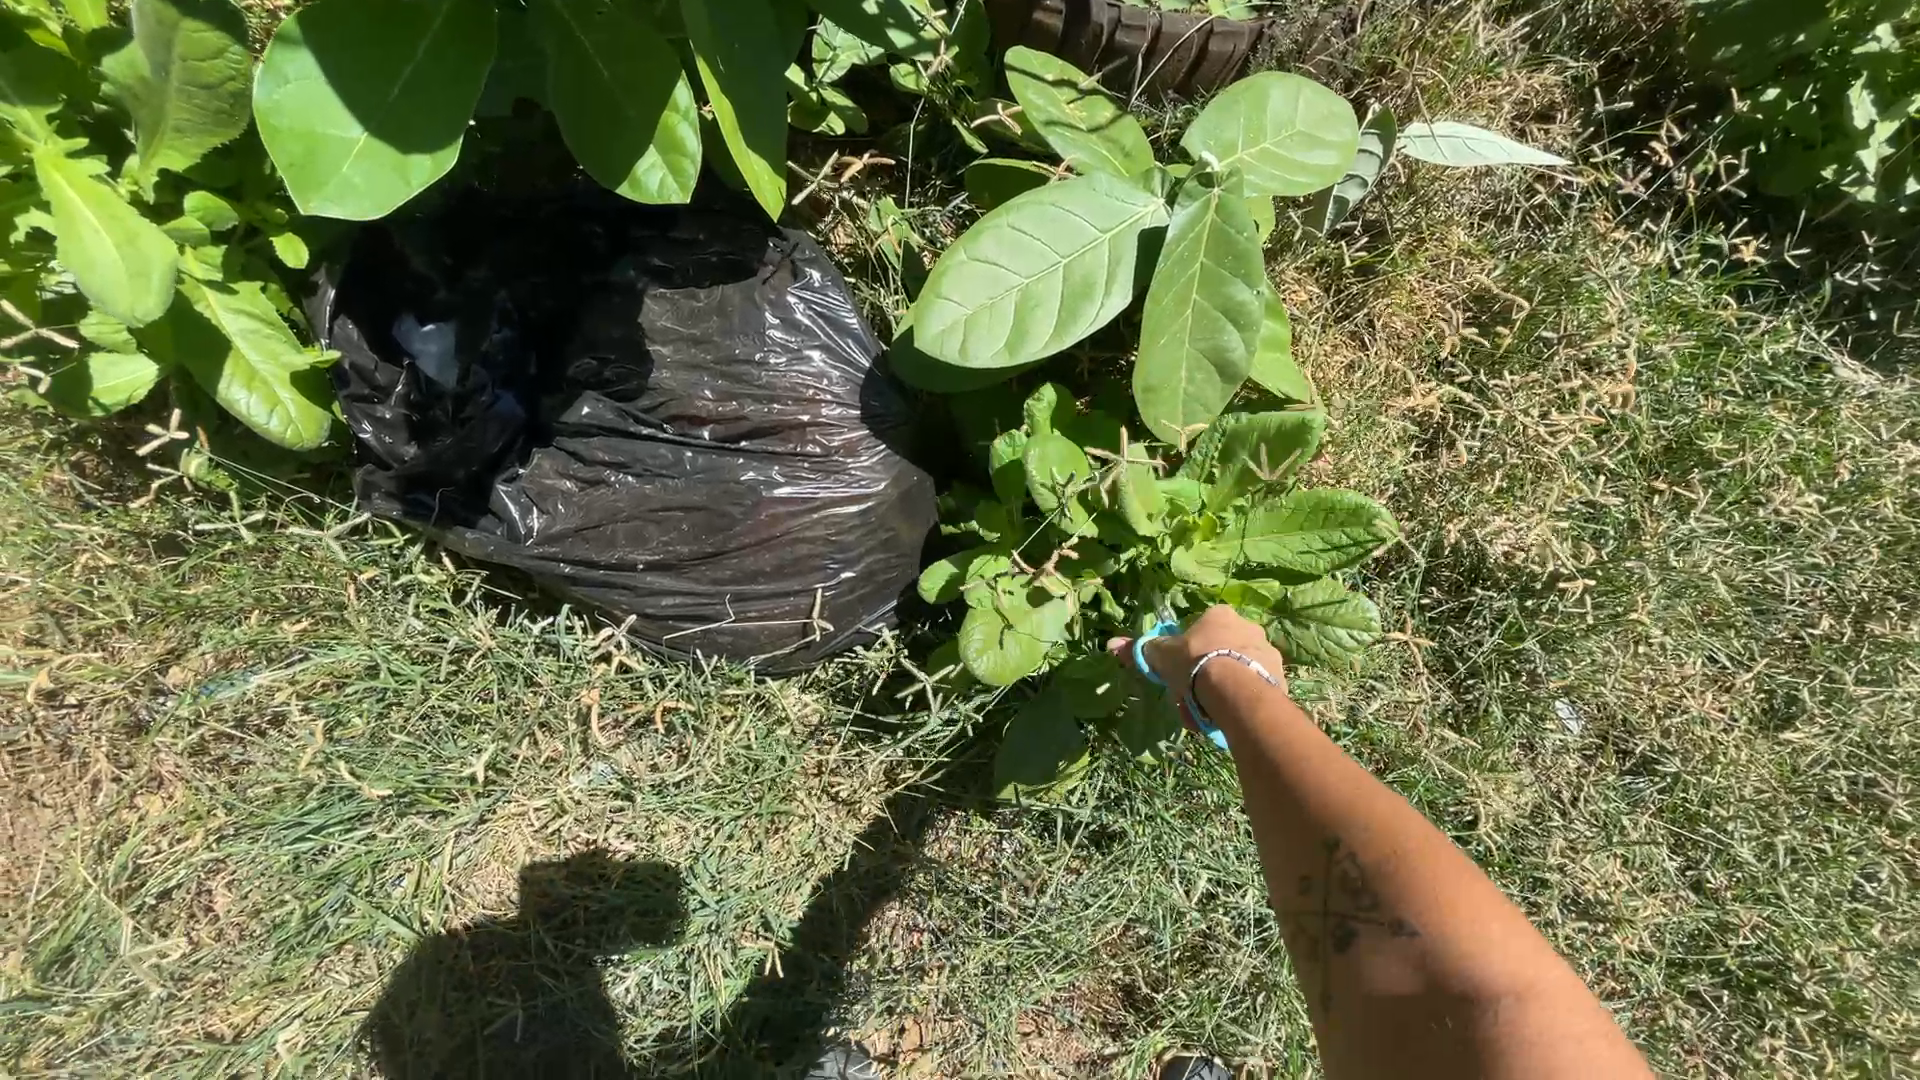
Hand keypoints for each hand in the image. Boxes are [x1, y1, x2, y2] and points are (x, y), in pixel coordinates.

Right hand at [1106, 605, 1287, 722]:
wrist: (1235, 690)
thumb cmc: (1196, 663)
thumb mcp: (1161, 656)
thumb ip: (1141, 650)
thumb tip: (1112, 644)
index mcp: (1219, 615)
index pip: (1200, 632)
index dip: (1186, 654)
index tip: (1179, 674)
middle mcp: (1247, 627)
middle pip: (1218, 653)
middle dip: (1202, 678)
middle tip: (1189, 700)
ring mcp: (1267, 651)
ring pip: (1236, 673)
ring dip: (1219, 692)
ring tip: (1206, 715)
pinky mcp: (1279, 676)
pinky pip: (1252, 689)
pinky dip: (1238, 702)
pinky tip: (1226, 717)